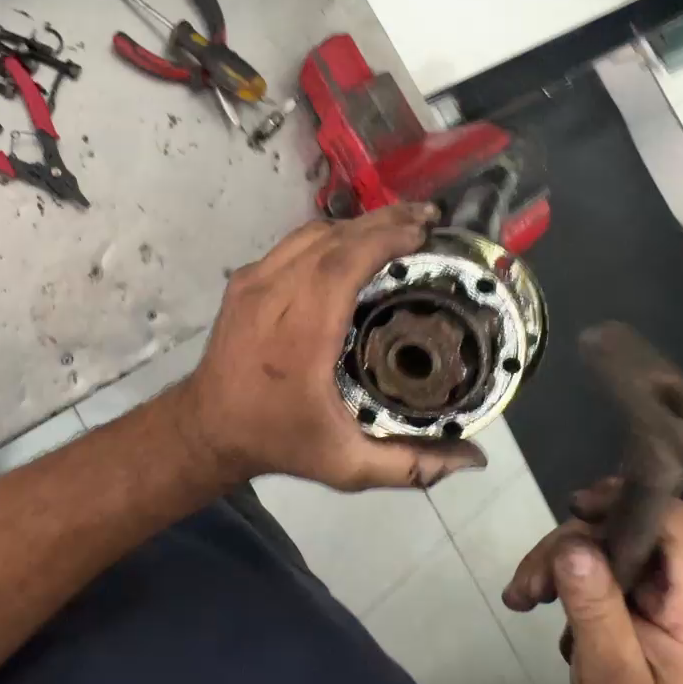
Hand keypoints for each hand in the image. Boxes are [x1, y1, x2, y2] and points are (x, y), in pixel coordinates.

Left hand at [169, 204, 488, 490]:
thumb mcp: (347, 466)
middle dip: (382, 221)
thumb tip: (476, 458)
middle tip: (428, 217)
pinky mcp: (244, 277)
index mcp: (299, 337)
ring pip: (312, 233)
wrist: (206, 426)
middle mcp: (273, 298)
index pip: (339, 266)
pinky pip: (294, 242)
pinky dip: (331, 234)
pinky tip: (358, 240)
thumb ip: (412, 464)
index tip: (422, 232)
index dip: (381, 240)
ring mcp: (253, 281)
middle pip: (331, 239)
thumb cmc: (280, 440)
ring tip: (401, 224)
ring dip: (358, 224)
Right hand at [503, 482, 682, 683]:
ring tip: (525, 597)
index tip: (573, 512)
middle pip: (630, 531)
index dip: (624, 501)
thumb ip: (596, 612)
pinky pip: (612, 565)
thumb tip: (573, 544)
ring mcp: (678, 593)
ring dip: (561, 563)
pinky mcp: (658, 599)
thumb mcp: (613, 682)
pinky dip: (573, 578)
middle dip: (570, 548)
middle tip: (525, 586)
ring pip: (611, 544)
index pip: (675, 522)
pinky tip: (544, 603)